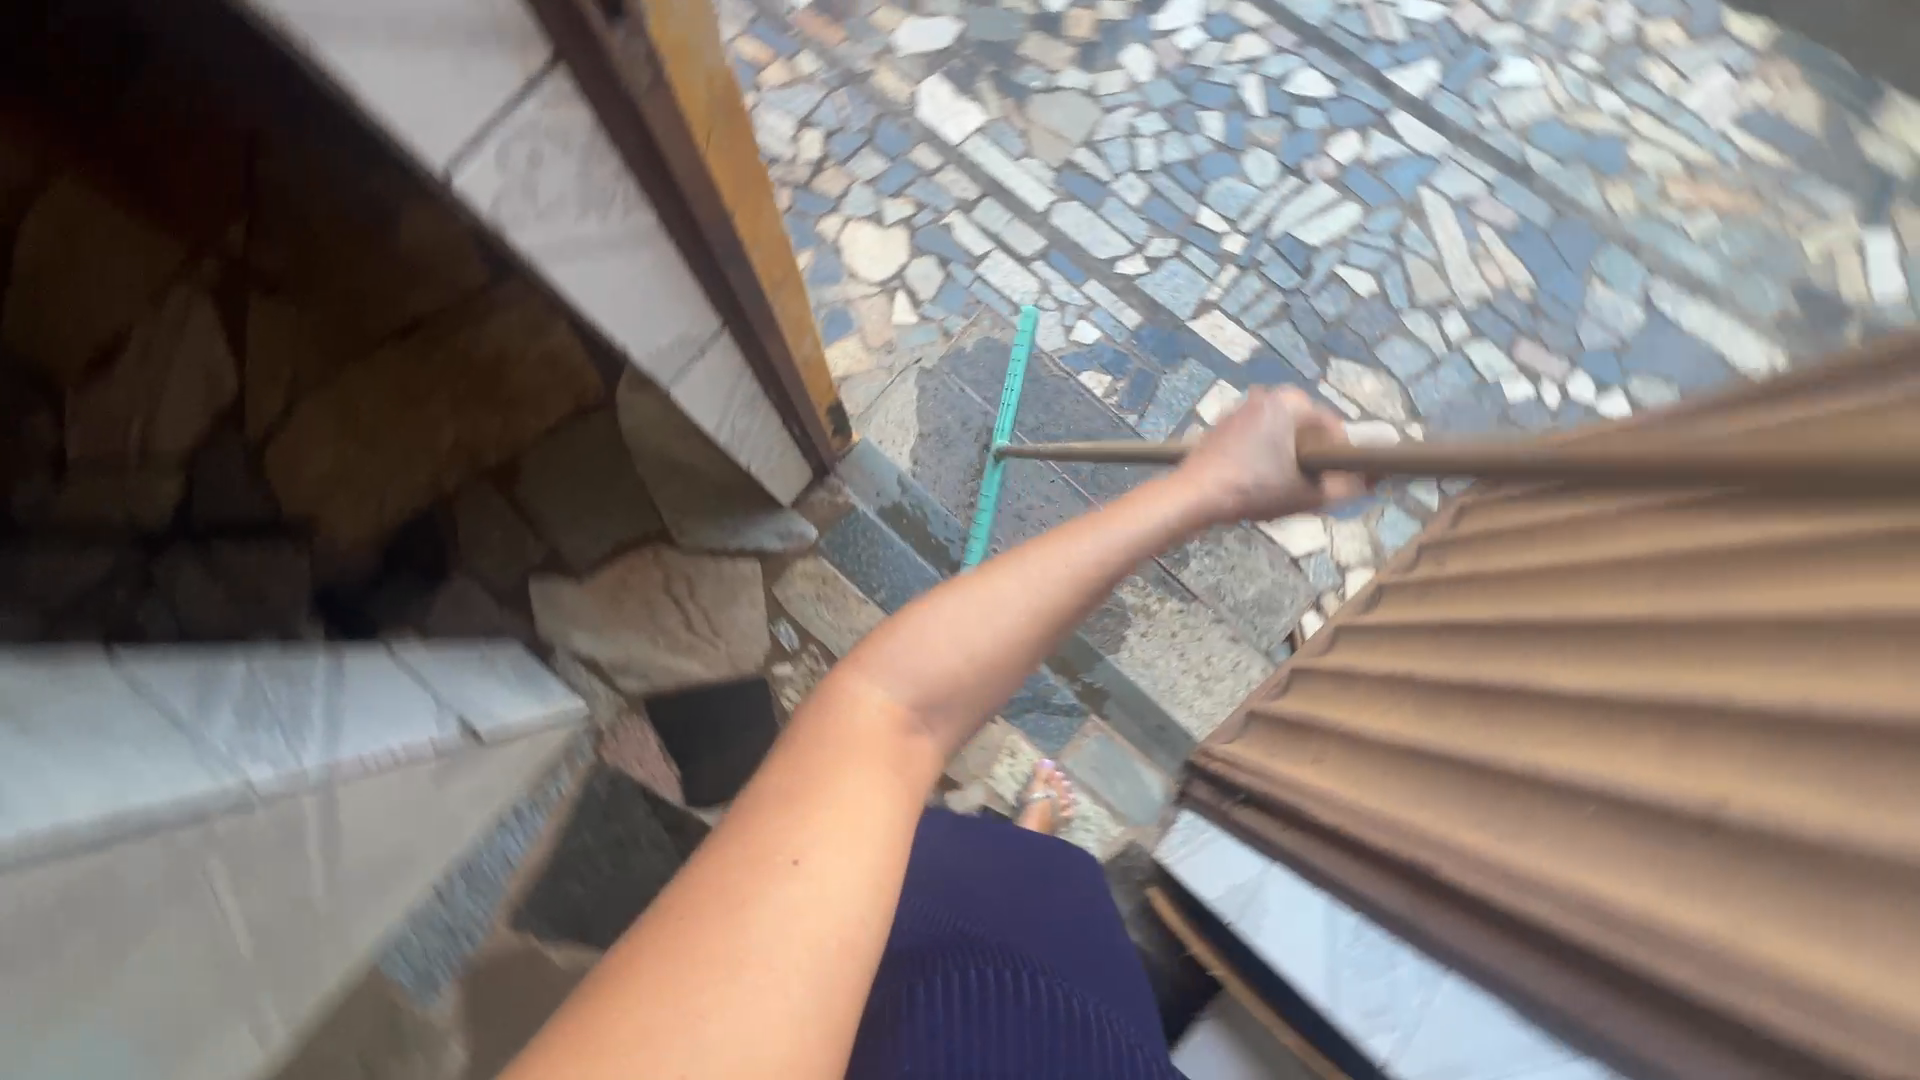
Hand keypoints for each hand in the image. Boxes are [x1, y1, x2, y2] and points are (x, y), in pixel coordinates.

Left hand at [1178, 386, 1368, 523]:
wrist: (1195, 495)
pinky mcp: (1222, 423)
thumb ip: (1347, 487)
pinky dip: (1262, 455)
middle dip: (1311, 457)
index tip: (1334, 483)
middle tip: (1306, 487)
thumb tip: (1372, 482)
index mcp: (1291, 402)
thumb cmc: (1254, 490)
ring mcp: (1241, 407)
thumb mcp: (1308, 494)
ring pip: (1280, 434)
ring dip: (1286, 456)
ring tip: (1279, 487)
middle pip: (1306, 429)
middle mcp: (1267, 395)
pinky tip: (1256, 480)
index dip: (1340, 459)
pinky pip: (1256, 437)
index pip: (1334, 429)